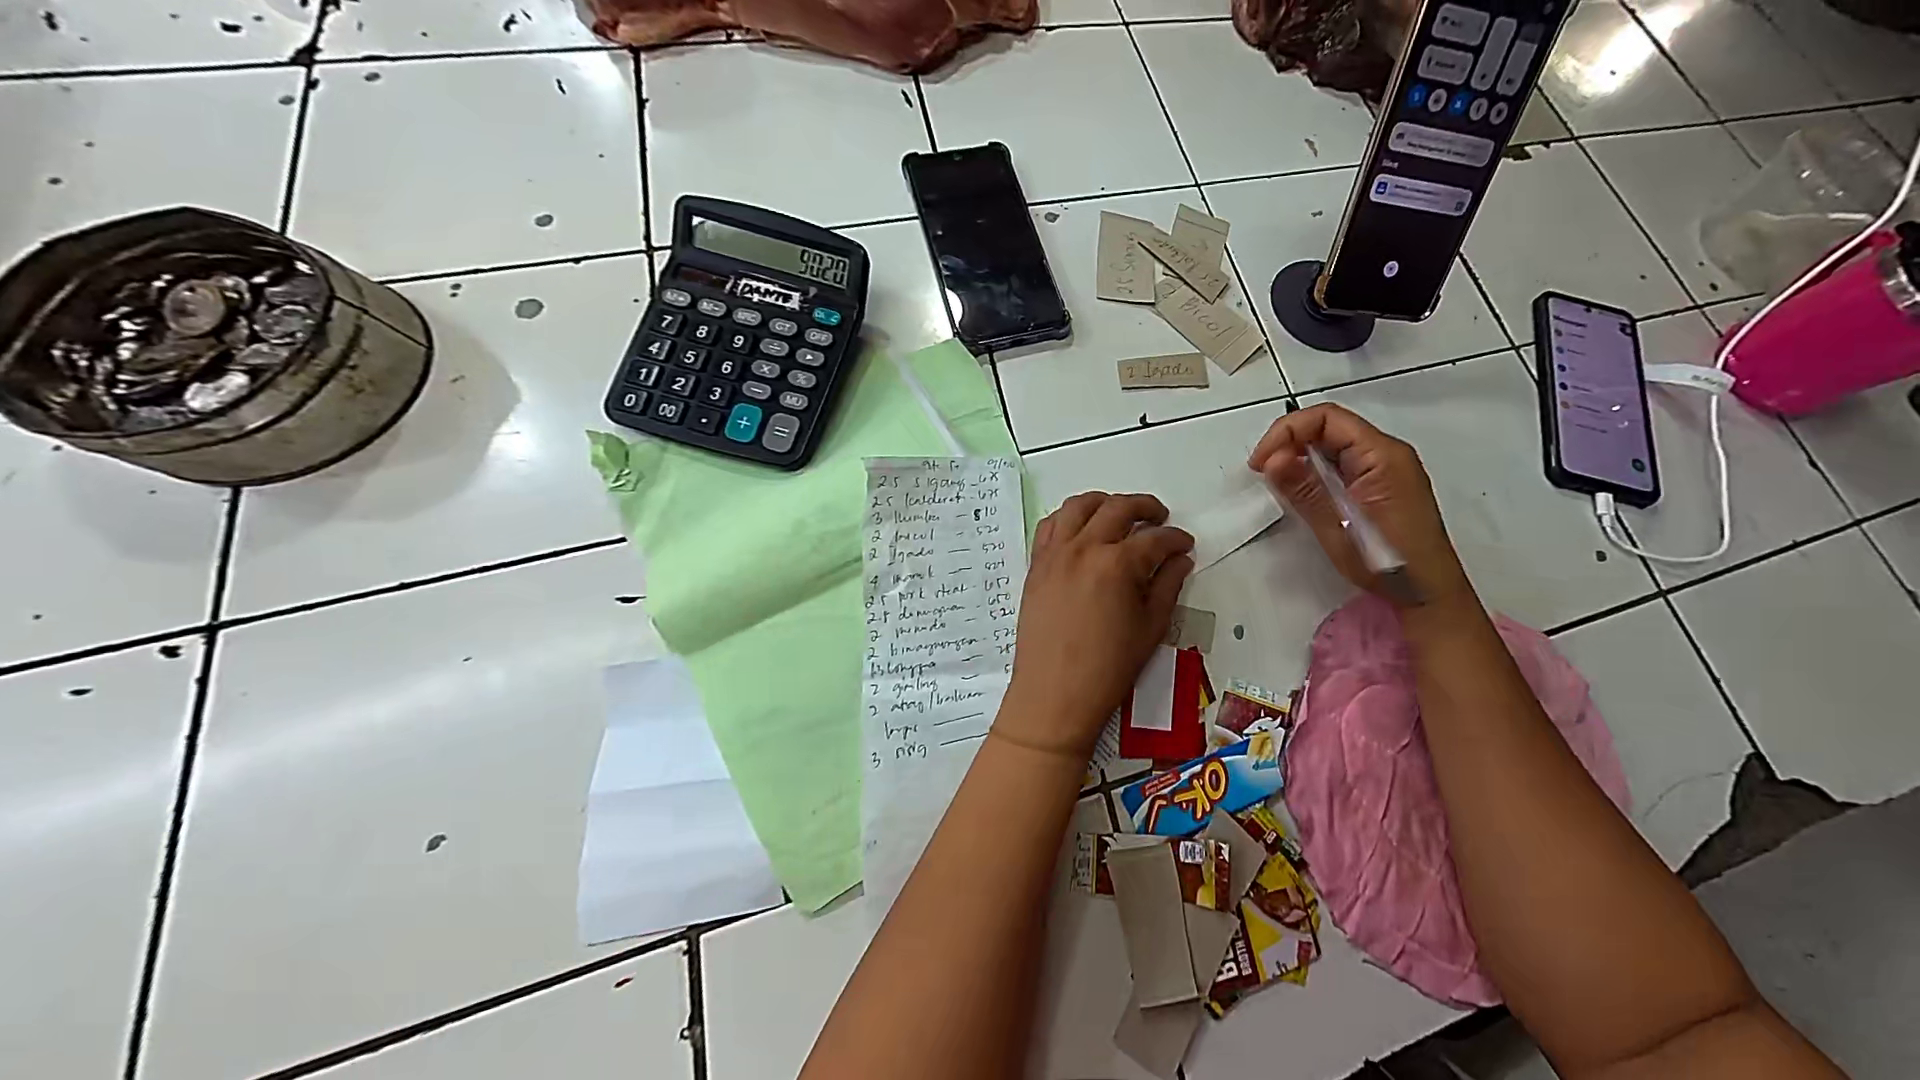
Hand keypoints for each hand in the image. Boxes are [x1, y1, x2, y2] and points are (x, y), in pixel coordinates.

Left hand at [998, 493, 1194, 758]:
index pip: (1155, 539)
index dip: (1176, 540)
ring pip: (1078, 506)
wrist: (1054, 694)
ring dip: (1104, 503)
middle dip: (1146, 508)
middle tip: (1159, 518)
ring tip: (1119, 513)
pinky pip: (1049, 526)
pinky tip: (1081, 529)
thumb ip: (1167, 585)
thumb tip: (1179, 559)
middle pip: (1118, 508)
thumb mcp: (1151, 628)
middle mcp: (1083, 548)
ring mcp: (1055, 554)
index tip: (1184, 545)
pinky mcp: (1036, 565)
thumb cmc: (1108, 668)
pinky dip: (1068, 518)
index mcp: (1117, 564)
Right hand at [1248, 403, 1472, 607]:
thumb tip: (1272, 458)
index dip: (1286, 431)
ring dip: (1300, 456)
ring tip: (1279, 482)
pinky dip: (1314, 470)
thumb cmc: (1388, 563)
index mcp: (1382, 456)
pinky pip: (1341, 462)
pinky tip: (1302, 491)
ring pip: (1333, 444)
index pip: (1326, 419)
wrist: (1428, 593)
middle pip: (1329, 426)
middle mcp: (1386, 453)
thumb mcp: (1338, 527)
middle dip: (1289, 442)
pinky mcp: (1379, 483)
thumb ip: (1305, 489)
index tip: (1261, 462)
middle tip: (1264, 472)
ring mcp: (1385, 468)